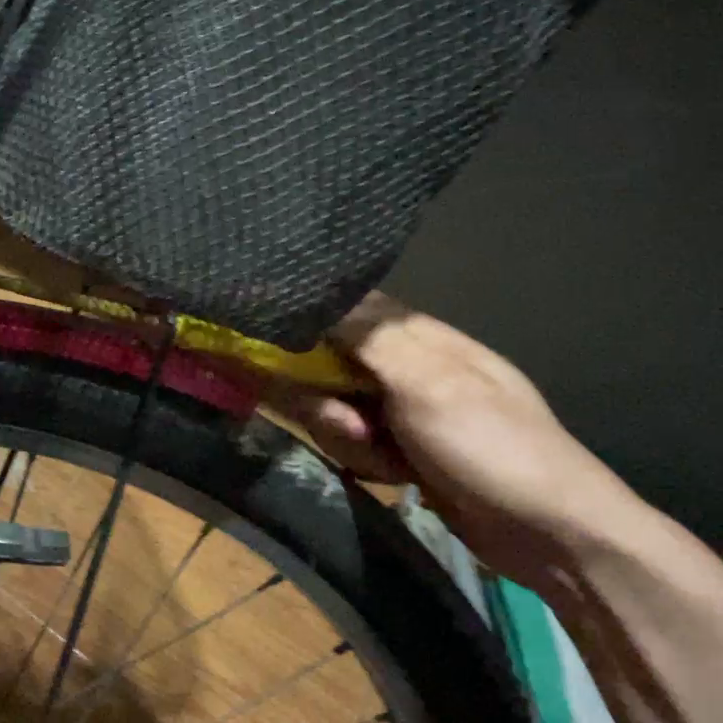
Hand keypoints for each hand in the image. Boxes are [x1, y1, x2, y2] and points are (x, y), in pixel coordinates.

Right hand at [269, 292, 638, 588]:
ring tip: (383, 458)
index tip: (276, 347)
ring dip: (343, 434)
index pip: (336, 305)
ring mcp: (400, 406)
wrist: (556, 539)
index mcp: (417, 335)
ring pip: (328, 402)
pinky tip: (391, 473)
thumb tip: (302, 294)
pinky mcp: (398, 444)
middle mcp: (404, 363)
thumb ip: (363, 336)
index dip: (301, 322)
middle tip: (351, 424)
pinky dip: (360, 457)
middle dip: (322, 397)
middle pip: (320, 360)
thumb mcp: (426, 382)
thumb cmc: (492, 447)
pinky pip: (347, 436)